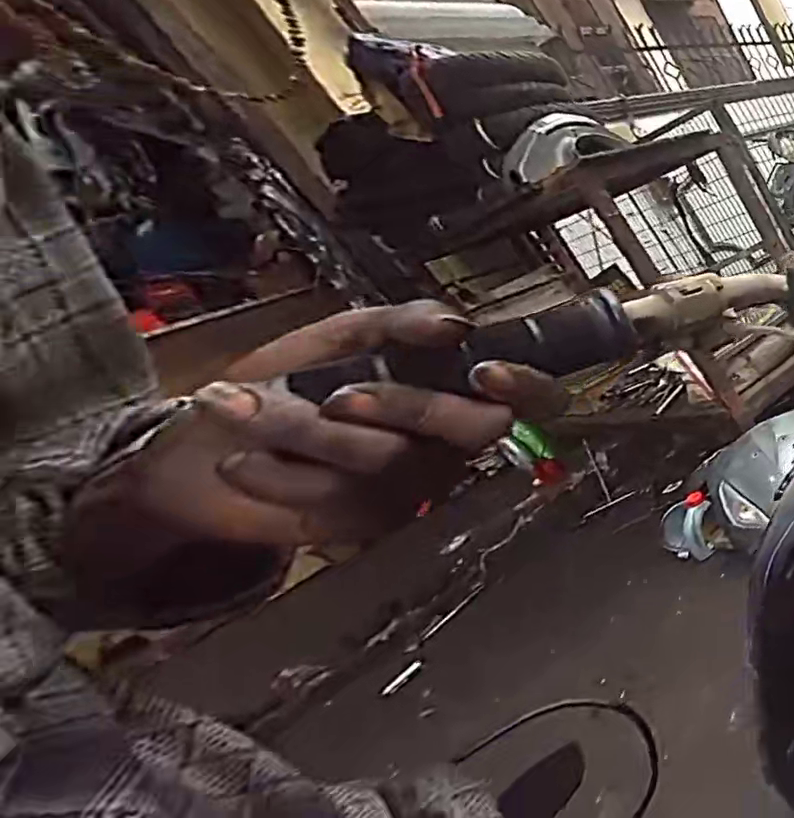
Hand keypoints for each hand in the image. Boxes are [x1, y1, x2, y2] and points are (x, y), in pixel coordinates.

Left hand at [75, 302, 568, 548]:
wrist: (204, 441)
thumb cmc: (297, 377)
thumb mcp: (353, 332)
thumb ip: (405, 321)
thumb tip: (455, 326)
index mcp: (471, 390)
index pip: (540, 395)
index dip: (529, 386)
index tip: (485, 370)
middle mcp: (459, 439)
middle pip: (478, 429)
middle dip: (413, 407)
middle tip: (340, 396)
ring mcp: (419, 484)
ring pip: (391, 458)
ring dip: (305, 429)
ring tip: (240, 404)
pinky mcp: (369, 523)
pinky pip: (334, 496)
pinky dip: (273, 472)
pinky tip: (243, 458)